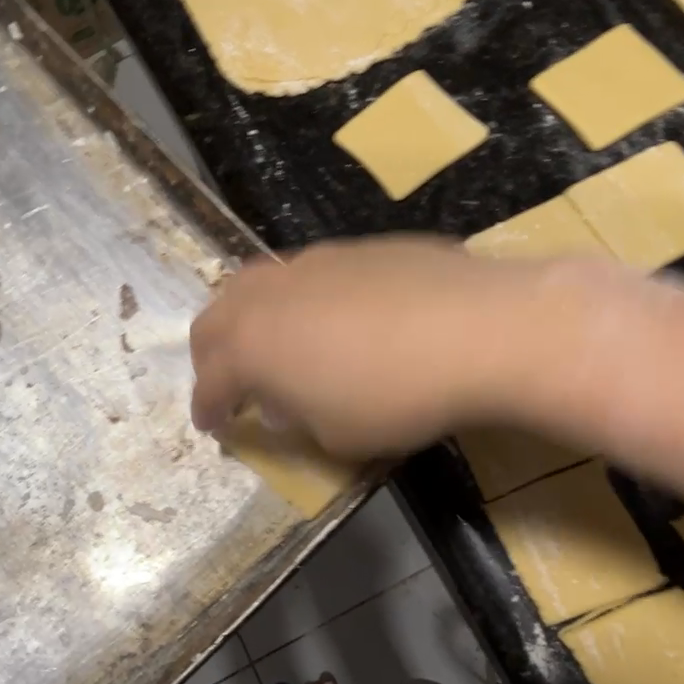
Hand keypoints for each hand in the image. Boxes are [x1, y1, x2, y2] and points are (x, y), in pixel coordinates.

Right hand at [190, 237, 583, 457]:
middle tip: (225, 380)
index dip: (206, 408)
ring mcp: (312, 263)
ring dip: (249, 316)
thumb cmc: (397, 397)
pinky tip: (330, 317)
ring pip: (256, 283)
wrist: (477, 329)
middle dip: (211, 354)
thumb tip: (287, 401)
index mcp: (252, 347)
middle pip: (216, 319)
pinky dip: (299, 300)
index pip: (210, 381)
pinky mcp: (355, 248)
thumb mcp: (337, 435)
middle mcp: (269, 295)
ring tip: (270, 341)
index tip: (211, 424)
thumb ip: (299, 418)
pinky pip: (307, 273)